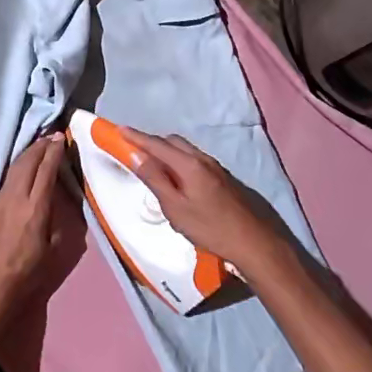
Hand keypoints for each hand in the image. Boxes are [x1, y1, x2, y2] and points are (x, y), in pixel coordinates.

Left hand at [0, 132, 68, 330]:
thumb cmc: (32, 270)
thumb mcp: (58, 247)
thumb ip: (63, 219)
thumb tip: (67, 198)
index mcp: (36, 207)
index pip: (46, 170)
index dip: (54, 152)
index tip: (62, 138)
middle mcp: (17, 198)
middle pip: (28, 162)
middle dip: (41, 146)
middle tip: (53, 135)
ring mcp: (2, 200)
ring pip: (16, 167)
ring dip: (29, 152)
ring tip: (40, 143)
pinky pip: (9, 177)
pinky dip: (19, 164)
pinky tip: (24, 164)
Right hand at [123, 129, 286, 267]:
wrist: (253, 242)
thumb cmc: (209, 228)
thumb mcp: (175, 207)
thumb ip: (154, 179)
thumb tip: (136, 156)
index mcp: (189, 164)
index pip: (156, 144)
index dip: (135, 137)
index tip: (118, 130)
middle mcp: (203, 159)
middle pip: (172, 142)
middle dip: (151, 142)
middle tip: (133, 151)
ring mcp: (215, 167)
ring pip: (184, 150)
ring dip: (165, 151)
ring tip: (151, 166)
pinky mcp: (222, 177)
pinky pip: (193, 159)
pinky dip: (178, 160)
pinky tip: (175, 178)